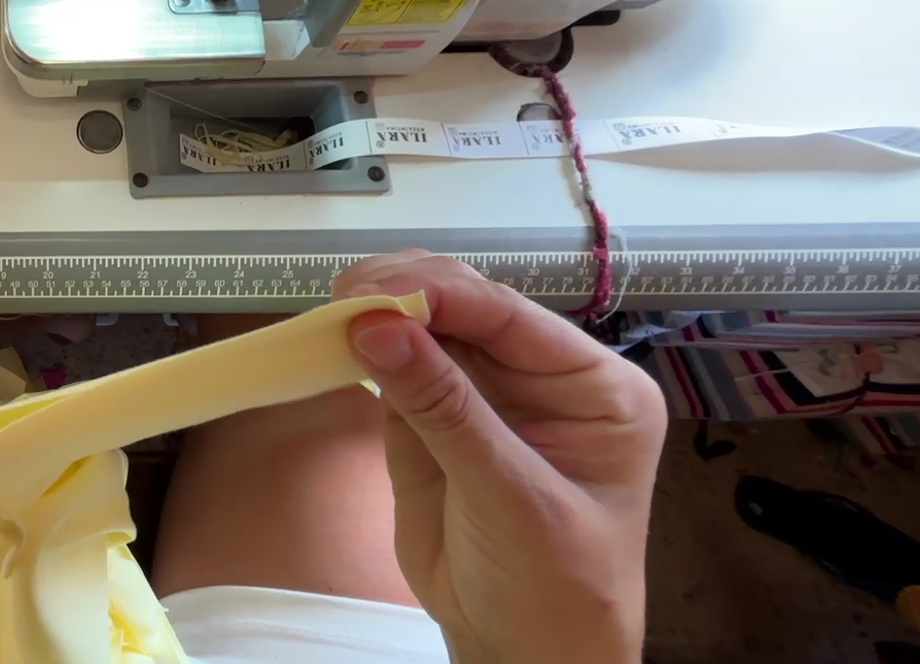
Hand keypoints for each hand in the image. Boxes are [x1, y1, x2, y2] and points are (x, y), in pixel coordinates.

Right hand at [340, 252, 666, 663]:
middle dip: (398, 290)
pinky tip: (334, 335)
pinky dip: (358, 337)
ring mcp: (476, 381)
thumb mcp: (510, 499)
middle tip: (341, 303)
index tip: (367, 297)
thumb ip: (444, 409)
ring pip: (418, 314)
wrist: (512, 643)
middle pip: (459, 299)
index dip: (436, 294)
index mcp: (587, 383)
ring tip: (332, 316)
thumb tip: (372, 326)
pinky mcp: (424, 398)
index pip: (504, 312)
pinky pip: (388, 350)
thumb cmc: (551, 586)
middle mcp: (533, 369)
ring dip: (372, 305)